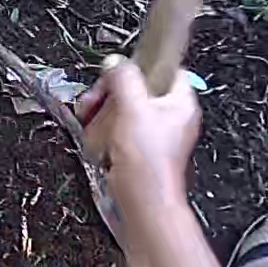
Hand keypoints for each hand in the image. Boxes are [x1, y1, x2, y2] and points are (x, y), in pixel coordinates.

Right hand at [77, 57, 199, 210]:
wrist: (143, 204)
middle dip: (110, 92)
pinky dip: (103, 129)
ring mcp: (152, 134)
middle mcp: (169, 117)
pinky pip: (117, 128)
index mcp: (179, 103)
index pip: (167, 70)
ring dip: (102, 110)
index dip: (143, 66)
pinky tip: (94, 135)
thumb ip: (124, 79)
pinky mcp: (137, 148)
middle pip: (137, 89)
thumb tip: (116, 62)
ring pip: (123, 108)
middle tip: (95, 98)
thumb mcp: (133, 109)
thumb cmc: (148, 162)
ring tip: (88, 117)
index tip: (120, 70)